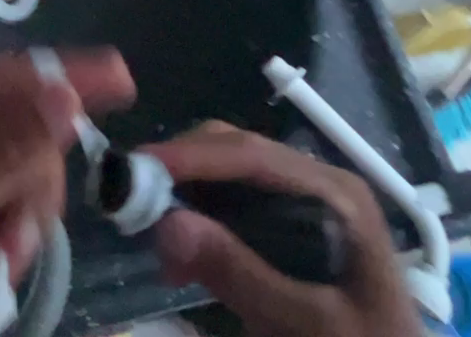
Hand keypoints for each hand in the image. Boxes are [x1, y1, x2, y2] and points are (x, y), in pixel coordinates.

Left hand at [0, 50, 135, 336]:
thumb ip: (10, 149)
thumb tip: (67, 93)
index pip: (9, 76)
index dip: (67, 75)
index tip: (125, 79)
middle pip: (25, 133)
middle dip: (29, 184)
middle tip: (8, 233)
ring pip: (24, 180)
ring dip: (19, 223)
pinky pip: (9, 218)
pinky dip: (8, 247)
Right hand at [141, 123, 423, 336]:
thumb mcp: (312, 327)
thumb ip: (242, 275)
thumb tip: (167, 225)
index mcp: (335, 193)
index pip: (252, 155)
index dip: (192, 157)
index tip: (138, 169)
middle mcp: (316, 182)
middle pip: (235, 152)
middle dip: (182, 170)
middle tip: (135, 203)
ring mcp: (301, 201)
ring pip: (226, 172)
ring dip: (184, 194)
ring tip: (155, 237)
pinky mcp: (285, 225)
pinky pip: (230, 202)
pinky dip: (197, 217)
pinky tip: (181, 254)